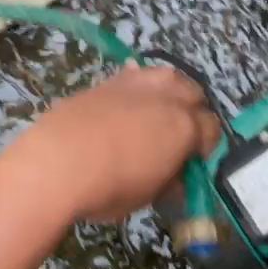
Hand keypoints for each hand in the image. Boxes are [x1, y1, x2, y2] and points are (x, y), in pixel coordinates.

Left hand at [0, 64, 221, 222]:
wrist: (56, 163)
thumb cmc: (108, 188)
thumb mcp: (147, 195)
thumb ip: (168, 179)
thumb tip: (173, 177)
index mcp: (185, 128)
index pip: (212, 130)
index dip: (205, 146)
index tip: (192, 161)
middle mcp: (167, 98)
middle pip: (195, 95)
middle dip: (192, 112)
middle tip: (176, 135)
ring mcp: (137, 83)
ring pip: (168, 76)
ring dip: (170, 91)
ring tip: (157, 111)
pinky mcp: (108, 80)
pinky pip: (135, 74)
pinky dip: (138, 84)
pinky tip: (128, 100)